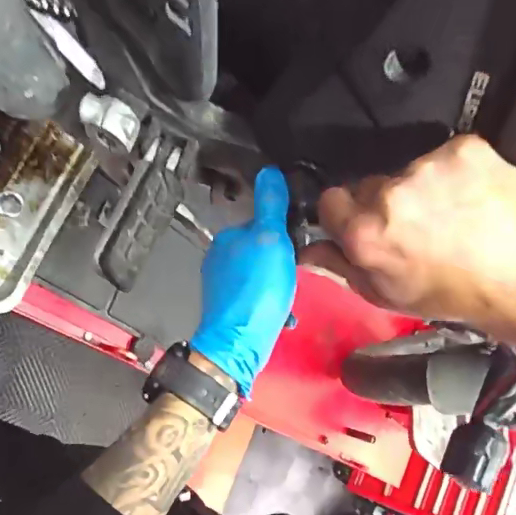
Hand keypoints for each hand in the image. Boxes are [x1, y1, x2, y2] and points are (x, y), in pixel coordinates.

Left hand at [190, 166, 297, 394]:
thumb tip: (269, 171)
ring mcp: (222, 285)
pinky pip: (256, 295)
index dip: (283, 231)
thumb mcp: (272, 241)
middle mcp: (219, 259)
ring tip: (287, 293)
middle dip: (281, 259)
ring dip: (277, 281)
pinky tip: (279, 311)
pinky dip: (270, 300)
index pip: (261, 222)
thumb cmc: (257, 291)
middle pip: (261, 248)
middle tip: (293, 271)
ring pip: (260, 273)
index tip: (296, 243)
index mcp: (227, 238)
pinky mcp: (229, 308)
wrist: (240, 343)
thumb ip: (271, 206)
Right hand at [302, 136, 515, 379]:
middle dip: (387, 203)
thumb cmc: (454, 294)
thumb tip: (310, 252)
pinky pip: (446, 157)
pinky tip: (469, 203)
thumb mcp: (387, 294)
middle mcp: (391, 194)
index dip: (348, 214)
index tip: (367, 225)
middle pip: (371, 184)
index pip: (331, 200)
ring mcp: (429, 167)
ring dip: (423, 189)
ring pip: (410, 171)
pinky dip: (455, 174)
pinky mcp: (464, 150)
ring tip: (451, 219)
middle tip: (417, 229)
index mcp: (366, 233)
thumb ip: (342, 267)